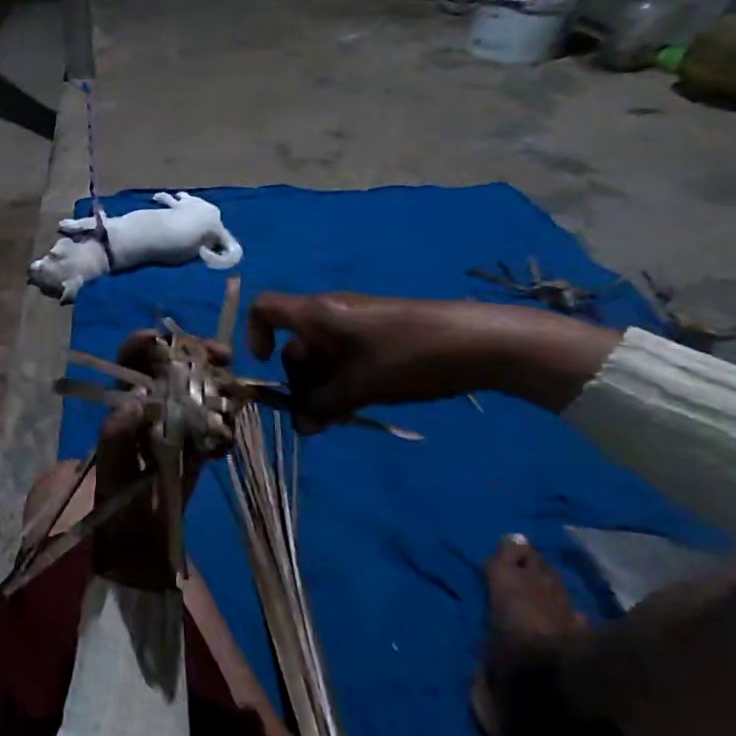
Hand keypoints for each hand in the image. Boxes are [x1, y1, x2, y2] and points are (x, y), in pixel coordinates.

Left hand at [91, 329, 230, 588]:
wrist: (141, 550)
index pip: (131, 362)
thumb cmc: (118, 510)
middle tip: (223, 356)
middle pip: (173, 367)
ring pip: (199, 390)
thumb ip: (117, 441)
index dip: (145, 344)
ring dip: (218, 388)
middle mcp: (151, 407)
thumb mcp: (112, 476)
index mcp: (124, 406)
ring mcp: (177, 423)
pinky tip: (224, 447)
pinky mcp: (198, 444)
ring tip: (236, 398)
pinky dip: (226, 426)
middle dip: (197, 356)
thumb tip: (135, 405)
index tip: (164, 338)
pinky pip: (216, 422)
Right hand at [245, 292, 619, 430]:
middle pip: (295, 343)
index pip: (266, 309)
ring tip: (341, 416)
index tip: (267, 365)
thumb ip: (323, 404)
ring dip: (322, 387)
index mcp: (318, 314)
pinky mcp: (380, 336)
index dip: (256, 334)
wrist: (480, 341)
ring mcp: (358, 324)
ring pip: (322, 356)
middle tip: (316, 417)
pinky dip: (344, 381)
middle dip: (298, 381)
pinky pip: (346, 358)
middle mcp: (331, 314)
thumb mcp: (359, 385)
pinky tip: (362, 403)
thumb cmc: (409, 356)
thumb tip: (299, 426)